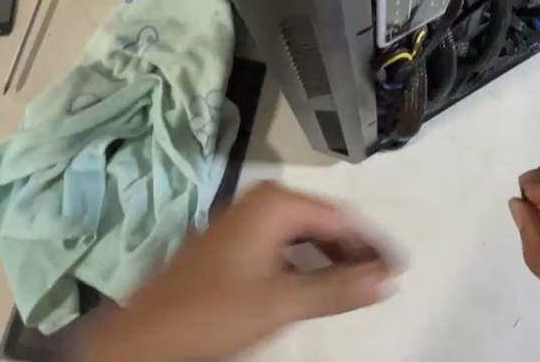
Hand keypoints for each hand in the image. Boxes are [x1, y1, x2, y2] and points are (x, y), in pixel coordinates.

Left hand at [78, 180, 398, 361]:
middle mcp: (261, 199)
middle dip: (352, 247)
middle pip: (322, 218)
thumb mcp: (282, 302)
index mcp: (275, 201)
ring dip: (330, 255)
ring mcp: (243, 217)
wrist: (142, 339)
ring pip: (303, 230)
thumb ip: (338, 288)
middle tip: (380, 277)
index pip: (341, 214)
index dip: (371, 242)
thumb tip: (386, 278)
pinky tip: (313, 283)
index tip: (396, 267)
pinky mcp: (232, 239)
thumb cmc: (211, 314)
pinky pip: (284, 241)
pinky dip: (305, 260)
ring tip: (354, 283)